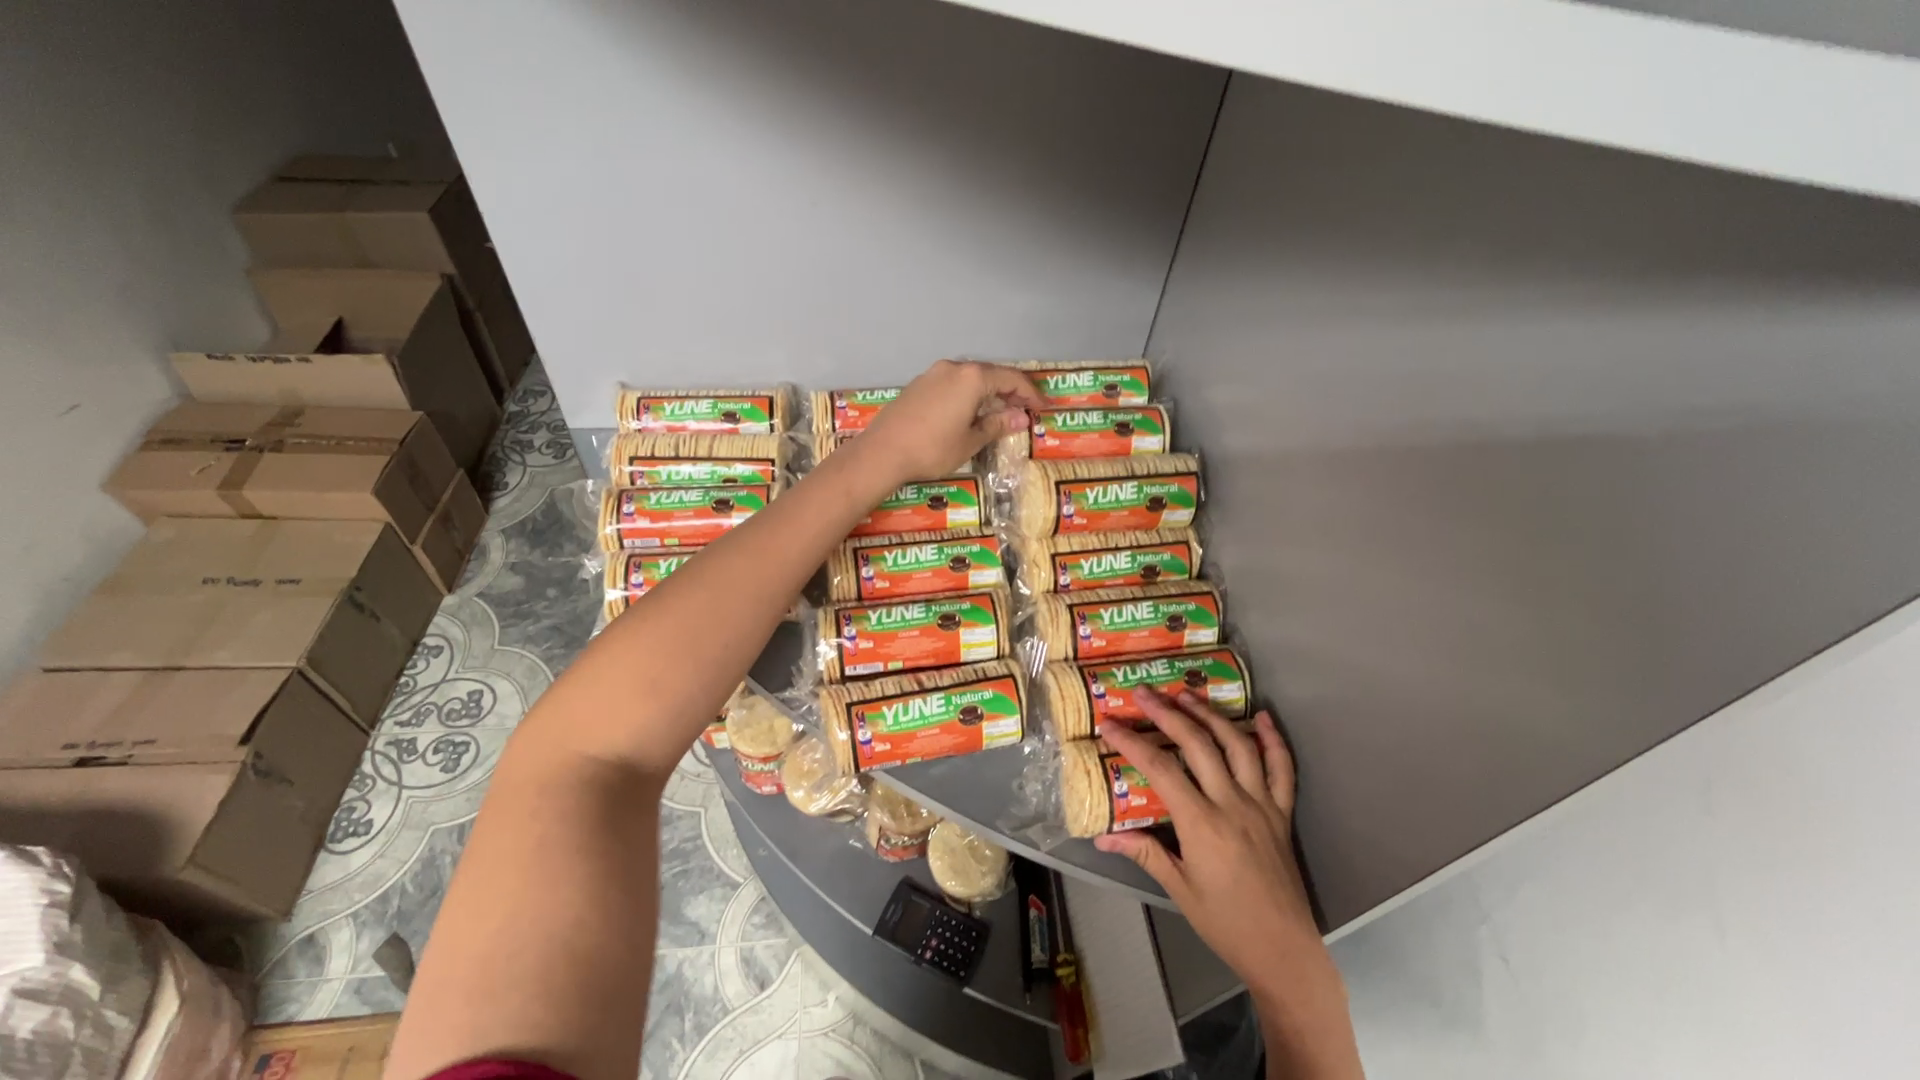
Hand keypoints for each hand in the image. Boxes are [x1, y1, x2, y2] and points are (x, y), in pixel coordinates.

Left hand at [853, 359, 1044, 484]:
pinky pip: (953, 384)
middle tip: (1024, 410)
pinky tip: (970, 412)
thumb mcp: (971, 441)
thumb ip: (997, 424)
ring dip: (988, 392)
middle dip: (1011, 391)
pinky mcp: (919, 384)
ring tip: (1000, 412)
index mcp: (972, 378)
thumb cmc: (933, 449)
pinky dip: (968, 394)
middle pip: (991, 374)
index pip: (1011, 379)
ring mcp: (933, 374)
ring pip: (970, 378)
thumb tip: (1020, 418)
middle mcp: (954, 368)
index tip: (1042, 408)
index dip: (1030, 394)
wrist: (883, 452)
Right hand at [1095, 692, 1335, 1004]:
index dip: (1132, 742)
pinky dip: (1273, 740)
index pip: (1161, 770)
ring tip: (1187, 695)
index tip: (1110, 723)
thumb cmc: (1226, 923)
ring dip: (1211, 716)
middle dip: (1168, 714)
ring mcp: (1262, 806)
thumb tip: (1103, 836)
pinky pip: (1282, 770)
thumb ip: (1145, 853)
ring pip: (1238, 746)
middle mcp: (1233, 804)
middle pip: (1198, 745)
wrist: (1283, 949)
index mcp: (1202, 824)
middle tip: (1144, 692)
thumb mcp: (1178, 890)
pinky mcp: (1282, 814)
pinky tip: (1261, 717)